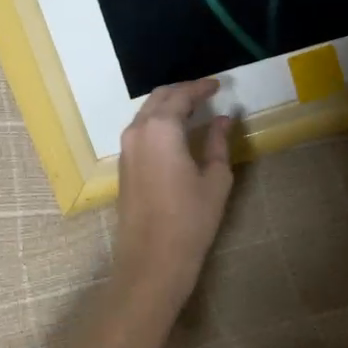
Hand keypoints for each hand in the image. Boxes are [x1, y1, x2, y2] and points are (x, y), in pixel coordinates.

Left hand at [112, 78, 234, 310]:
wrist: (151, 263)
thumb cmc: (190, 220)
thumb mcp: (215, 179)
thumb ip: (219, 143)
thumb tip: (223, 119)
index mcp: (161, 128)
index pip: (182, 95)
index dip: (202, 87)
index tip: (219, 85)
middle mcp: (138, 131)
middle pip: (160, 97)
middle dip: (183, 92)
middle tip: (207, 93)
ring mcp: (127, 148)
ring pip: (147, 112)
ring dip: (169, 106)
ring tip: (194, 110)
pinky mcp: (124, 166)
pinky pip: (141, 130)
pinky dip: (159, 121)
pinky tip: (177, 132)